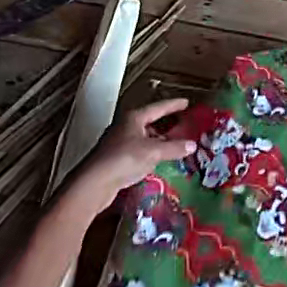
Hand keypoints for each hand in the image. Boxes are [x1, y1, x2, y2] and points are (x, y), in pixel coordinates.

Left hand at [63, 98, 193, 214]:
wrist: (93, 183)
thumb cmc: (124, 159)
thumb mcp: (154, 152)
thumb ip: (174, 147)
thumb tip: (192, 145)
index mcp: (134, 118)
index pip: (159, 107)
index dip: (174, 105)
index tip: (186, 102)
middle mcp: (125, 126)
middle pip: (150, 121)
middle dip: (166, 123)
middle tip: (182, 123)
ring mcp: (118, 142)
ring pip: (143, 136)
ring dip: (158, 139)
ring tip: (174, 143)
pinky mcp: (114, 158)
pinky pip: (138, 149)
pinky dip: (150, 151)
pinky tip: (157, 159)